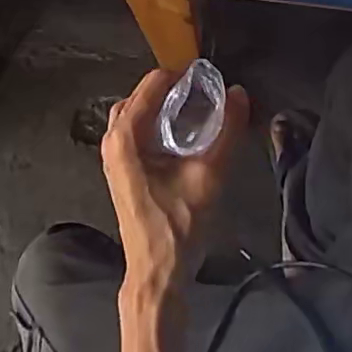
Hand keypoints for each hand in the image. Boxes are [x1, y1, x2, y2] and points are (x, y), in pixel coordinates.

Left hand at [102, 69, 250, 296]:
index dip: (180, 74)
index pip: (151, 84)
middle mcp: (112, 140)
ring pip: (136, 111)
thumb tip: (239, 93)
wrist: (157, 276)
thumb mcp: (208, 177)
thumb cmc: (177, 228)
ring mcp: (113, 155)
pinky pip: (135, 129)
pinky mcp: (120, 168)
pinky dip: (155, 122)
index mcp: (125, 136)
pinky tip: (180, 132)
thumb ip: (226, 132)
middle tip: (203, 91)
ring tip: (193, 107)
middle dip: (171, 88)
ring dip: (162, 105)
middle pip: (141, 95)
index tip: (207, 76)